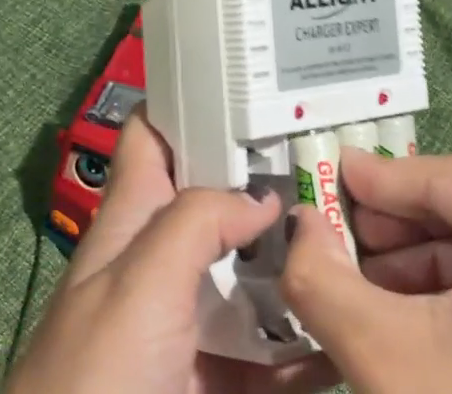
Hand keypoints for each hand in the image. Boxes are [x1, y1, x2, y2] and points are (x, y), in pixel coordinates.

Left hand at [4, 108, 339, 393]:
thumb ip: (196, 223)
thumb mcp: (139, 283)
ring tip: (355, 251)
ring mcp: (187, 325)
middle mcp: (161, 263)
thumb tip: (262, 197)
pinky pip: (266, 355)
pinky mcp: (211, 378)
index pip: (156, 137)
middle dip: (271, 189)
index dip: (195, 104)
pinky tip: (344, 338)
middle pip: (219, 206)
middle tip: (336, 174)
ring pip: (249, 280)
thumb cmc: (96, 374)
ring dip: (296, 268)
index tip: (258, 87)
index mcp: (133, 220)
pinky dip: (305, 348)